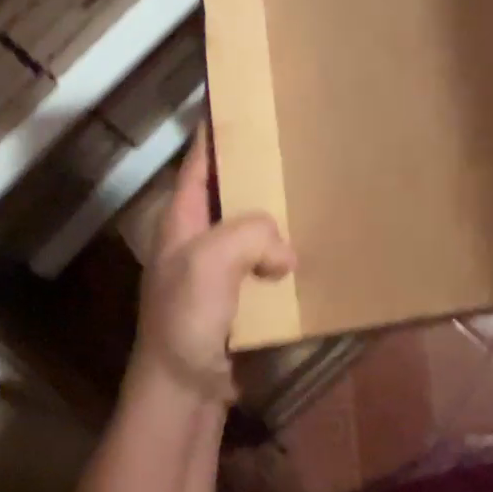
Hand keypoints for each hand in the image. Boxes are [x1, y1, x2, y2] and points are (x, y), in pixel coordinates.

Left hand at [132, 124, 294, 402]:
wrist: (182, 392)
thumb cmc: (186, 318)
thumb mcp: (212, 261)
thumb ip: (252, 233)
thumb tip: (285, 251)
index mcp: (181, 218)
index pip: (198, 160)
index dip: (215, 130)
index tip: (240, 99)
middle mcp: (196, 237)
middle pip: (228, 190)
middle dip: (256, 168)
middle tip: (296, 142)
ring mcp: (215, 270)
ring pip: (250, 228)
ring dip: (275, 215)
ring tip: (312, 189)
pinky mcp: (236, 300)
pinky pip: (263, 264)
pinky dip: (283, 255)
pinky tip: (311, 249)